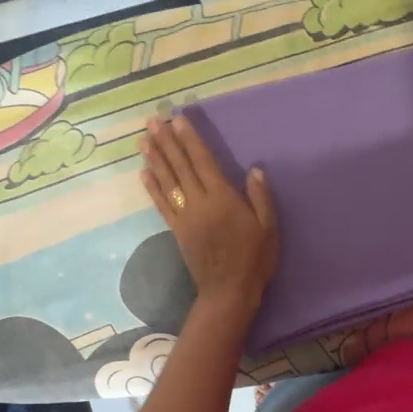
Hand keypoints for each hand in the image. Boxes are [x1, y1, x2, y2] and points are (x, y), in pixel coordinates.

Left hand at [140, 113, 279, 312]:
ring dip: (155, 159)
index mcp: (223, 198)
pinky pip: (162, 204)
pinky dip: (153, 187)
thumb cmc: (255, 259)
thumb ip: (260, 197)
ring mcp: (185, 217)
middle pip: (180, 167)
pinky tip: (145, 172)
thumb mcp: (268, 227)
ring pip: (167, 182)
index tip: (178, 119)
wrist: (229, 291)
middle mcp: (200, 203)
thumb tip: (254, 169)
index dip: (190, 139)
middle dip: (167, 142)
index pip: (203, 161)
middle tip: (153, 120)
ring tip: (144, 139)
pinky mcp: (178, 231)